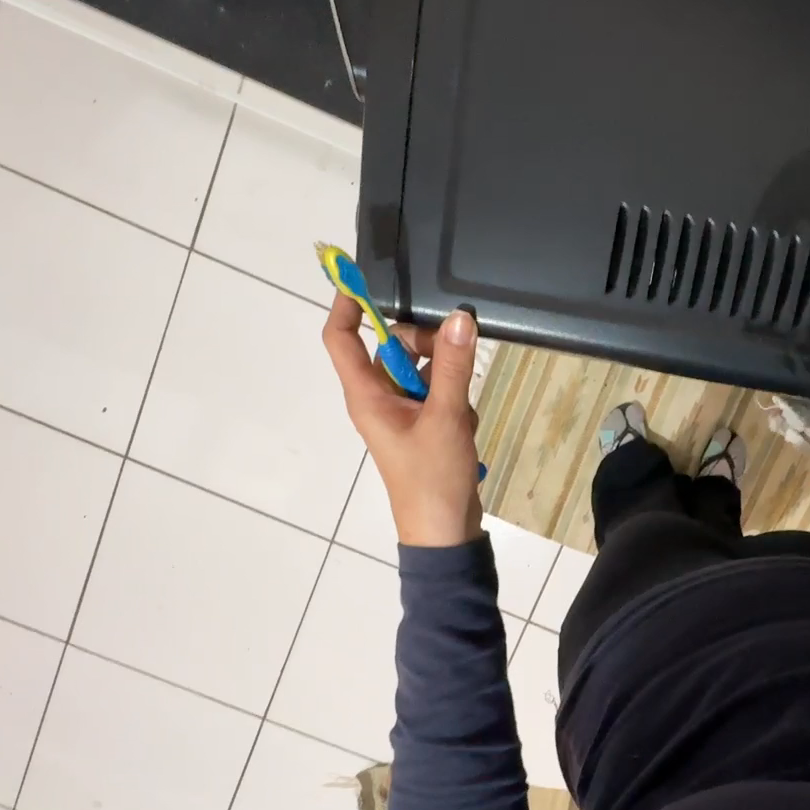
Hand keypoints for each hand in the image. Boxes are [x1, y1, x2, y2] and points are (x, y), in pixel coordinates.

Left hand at [323, 298, 483, 546]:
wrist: (444, 532)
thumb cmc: (433, 477)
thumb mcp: (446, 417)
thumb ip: (452, 366)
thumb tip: (459, 318)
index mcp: (367, 395)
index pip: (341, 338)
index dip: (347, 305)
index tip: (364, 277)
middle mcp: (378, 398)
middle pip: (390, 346)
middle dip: (422, 341)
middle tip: (454, 348)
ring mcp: (401, 412)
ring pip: (418, 368)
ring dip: (444, 373)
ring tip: (464, 397)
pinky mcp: (422, 425)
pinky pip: (435, 392)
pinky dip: (453, 397)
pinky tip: (467, 421)